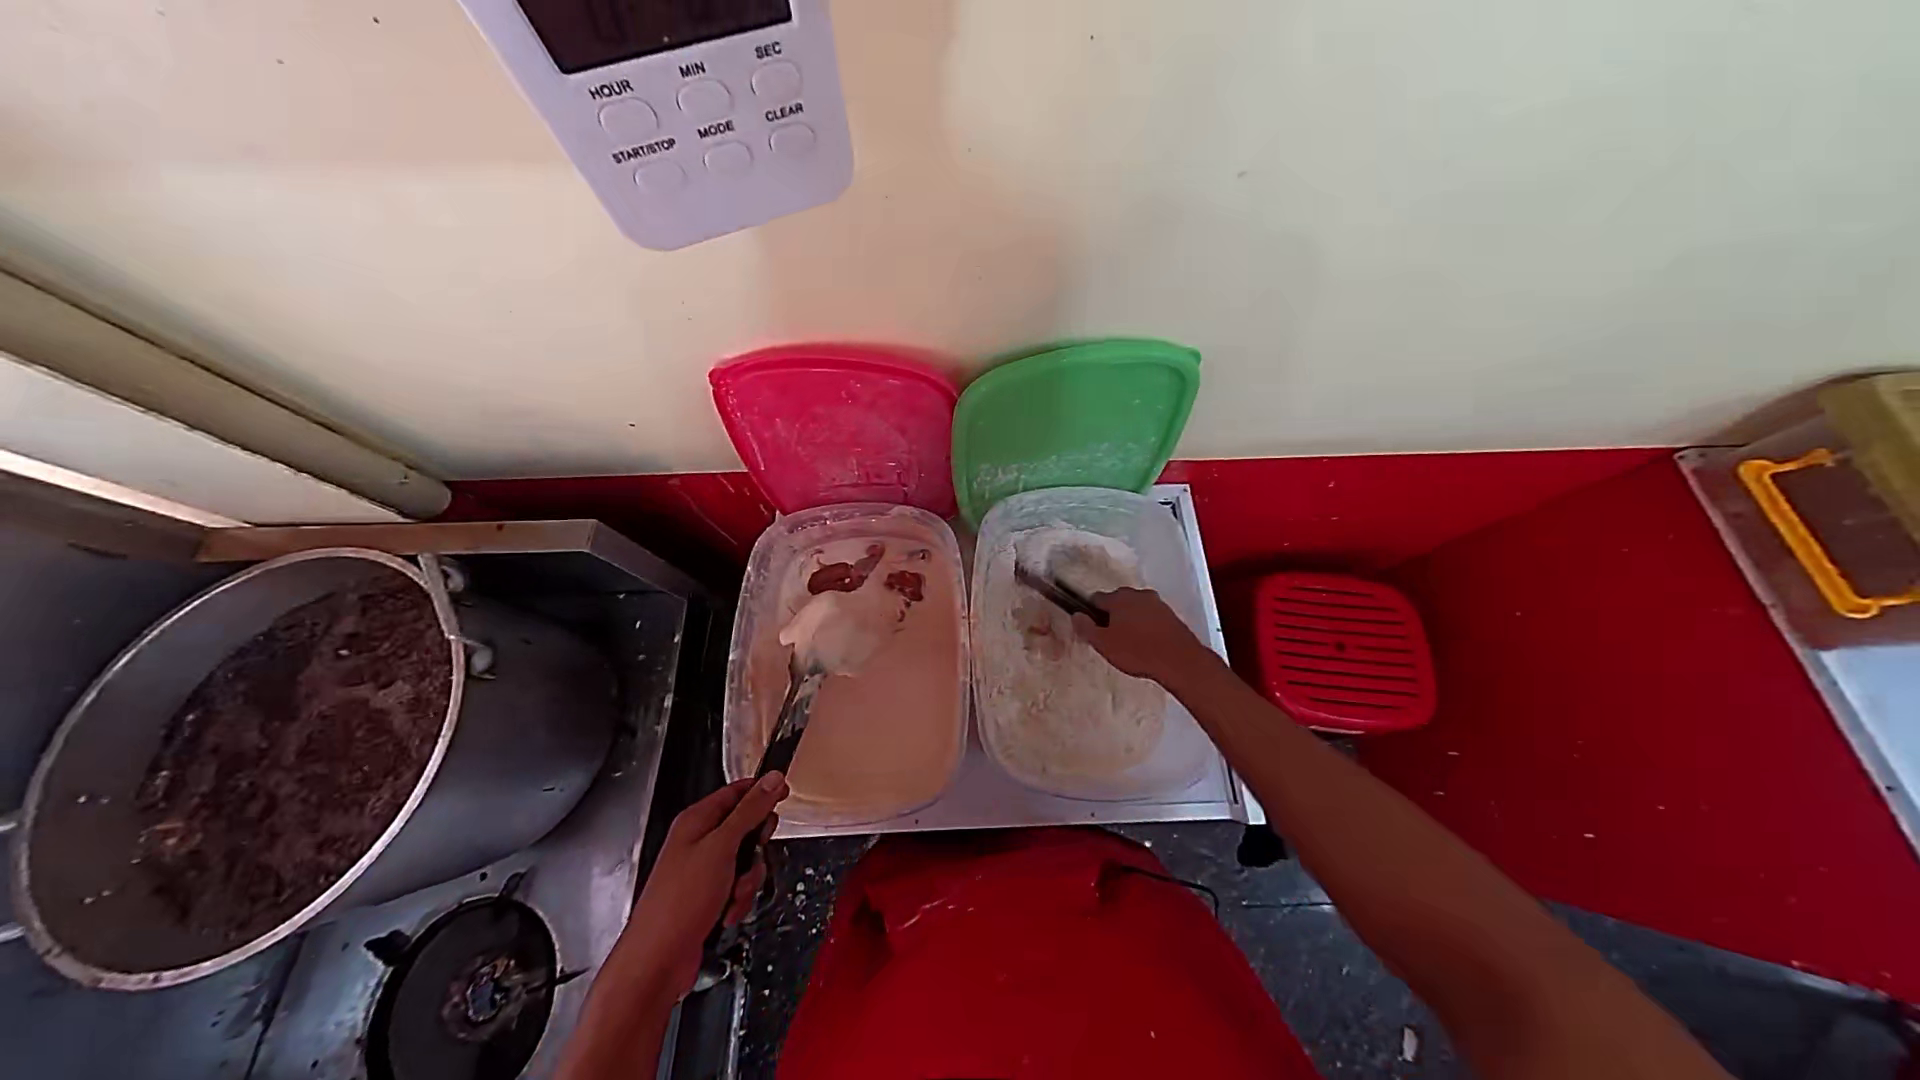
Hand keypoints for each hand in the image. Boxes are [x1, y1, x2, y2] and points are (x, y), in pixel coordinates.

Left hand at [603, 772, 789, 1001]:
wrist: (658, 961)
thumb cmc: (678, 903)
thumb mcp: (722, 848)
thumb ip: (750, 812)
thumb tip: (771, 780)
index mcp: (697, 821)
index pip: (737, 792)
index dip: (762, 792)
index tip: (783, 794)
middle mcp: (698, 842)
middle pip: (746, 828)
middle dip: (755, 850)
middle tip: (750, 858)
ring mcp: (703, 870)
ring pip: (746, 861)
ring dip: (748, 880)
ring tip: (733, 894)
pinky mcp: (708, 895)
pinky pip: (738, 886)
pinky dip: (739, 899)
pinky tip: (726, 911)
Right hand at [1072, 587, 1213, 683]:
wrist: (1179, 660)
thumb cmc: (1137, 651)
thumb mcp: (1103, 643)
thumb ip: (1086, 628)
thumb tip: (1076, 616)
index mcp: (1118, 597)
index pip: (1095, 599)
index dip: (1090, 613)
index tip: (1092, 629)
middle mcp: (1138, 594)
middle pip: (1117, 602)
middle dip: (1111, 617)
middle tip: (1110, 640)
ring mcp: (1157, 603)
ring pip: (1135, 609)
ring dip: (1130, 622)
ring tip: (1130, 646)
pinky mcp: (1171, 616)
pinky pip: (1151, 618)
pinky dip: (1146, 627)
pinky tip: (1146, 645)